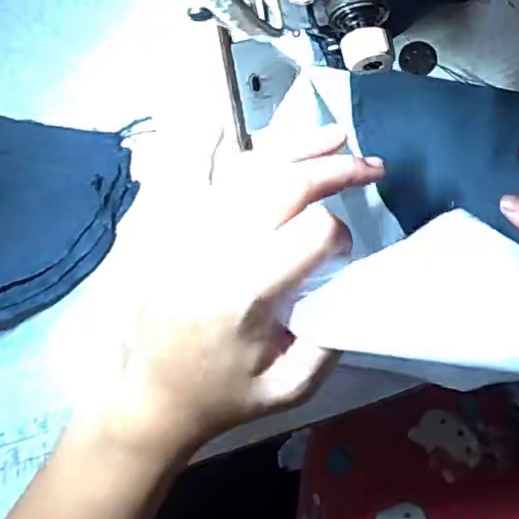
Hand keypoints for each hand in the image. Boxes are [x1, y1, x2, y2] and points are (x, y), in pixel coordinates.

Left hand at [93, 125, 383, 465]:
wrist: (148, 399)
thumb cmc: (224, 394)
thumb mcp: (291, 387)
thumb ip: (331, 337)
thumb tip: (349, 278)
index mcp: (244, 295)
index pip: (311, 233)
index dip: (340, 234)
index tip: (343, 252)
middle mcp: (212, 253)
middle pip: (284, 186)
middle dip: (336, 169)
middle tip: (371, 166)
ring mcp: (184, 233)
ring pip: (246, 170)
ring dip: (295, 147)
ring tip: (335, 136)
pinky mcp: (167, 228)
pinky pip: (190, 171)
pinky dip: (210, 141)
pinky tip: (229, 118)